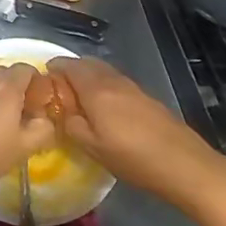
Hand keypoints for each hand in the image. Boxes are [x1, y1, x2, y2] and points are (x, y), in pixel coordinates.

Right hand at [48, 57, 216, 199]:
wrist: (182, 162)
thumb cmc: (132, 157)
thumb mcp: (92, 147)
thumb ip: (72, 125)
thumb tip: (64, 111)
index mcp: (97, 90)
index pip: (70, 66)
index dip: (55, 67)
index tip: (43, 76)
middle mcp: (114, 81)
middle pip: (88, 64)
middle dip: (71, 69)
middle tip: (59, 87)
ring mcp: (133, 87)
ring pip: (104, 72)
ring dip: (89, 77)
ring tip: (78, 97)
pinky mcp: (146, 97)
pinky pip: (117, 82)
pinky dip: (104, 85)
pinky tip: (104, 106)